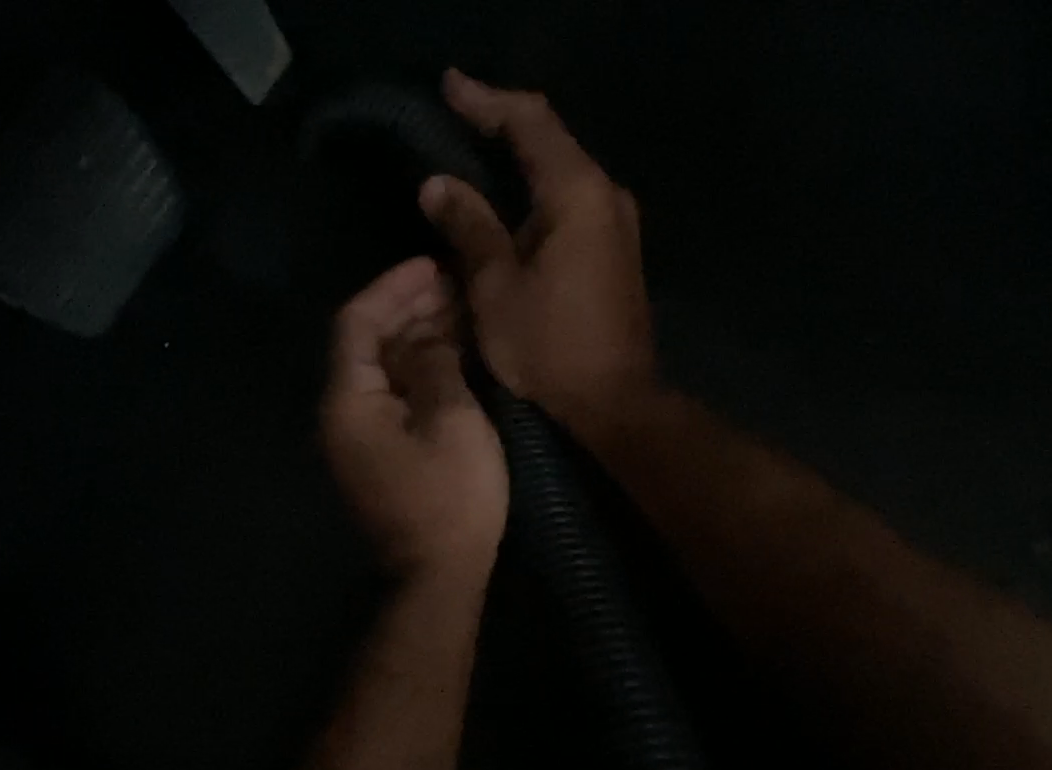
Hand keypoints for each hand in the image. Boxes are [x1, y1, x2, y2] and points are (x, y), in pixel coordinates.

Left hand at [322, 255, 508, 586]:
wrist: (436, 575)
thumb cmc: (449, 497)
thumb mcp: (451, 420)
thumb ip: (435, 364)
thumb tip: (426, 336)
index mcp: (348, 401)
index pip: (355, 323)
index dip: (392, 287)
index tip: (432, 264)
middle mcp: (340, 415)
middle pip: (366, 345)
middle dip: (407, 310)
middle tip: (455, 284)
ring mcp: (356, 438)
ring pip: (381, 371)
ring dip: (415, 339)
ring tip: (459, 310)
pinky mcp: (376, 456)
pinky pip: (391, 398)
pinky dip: (417, 372)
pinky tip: (451, 357)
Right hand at [419, 69, 659, 441]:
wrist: (614, 400)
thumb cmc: (549, 346)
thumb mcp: (495, 288)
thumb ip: (469, 228)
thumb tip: (437, 185)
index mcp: (576, 194)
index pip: (530, 123)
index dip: (486, 101)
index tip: (448, 87)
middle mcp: (604, 195)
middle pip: (549, 143)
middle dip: (500, 128)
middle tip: (454, 121)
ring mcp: (613, 224)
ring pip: (557, 175)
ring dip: (514, 166)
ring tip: (469, 161)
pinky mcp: (611, 251)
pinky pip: (565, 204)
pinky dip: (529, 198)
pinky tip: (500, 211)